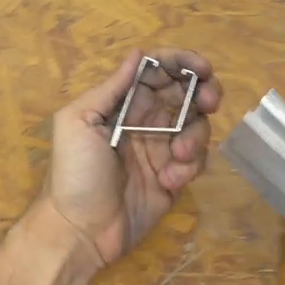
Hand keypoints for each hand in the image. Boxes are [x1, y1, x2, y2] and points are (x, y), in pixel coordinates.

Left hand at [37, 48, 221, 268]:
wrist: (80, 231)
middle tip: (209, 102)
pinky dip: (189, 166)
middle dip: (204, 92)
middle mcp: (147, 120)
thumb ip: (111, 88)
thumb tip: (138, 53)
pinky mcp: (174, 177)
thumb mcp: (79, 122)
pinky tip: (169, 180)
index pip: (158, 71)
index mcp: (124, 102)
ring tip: (177, 156)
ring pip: (197, 126)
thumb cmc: (75, 172)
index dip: (182, 63)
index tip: (204, 68)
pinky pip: (196, 161)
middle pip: (187, 93)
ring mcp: (162, 149)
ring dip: (195, 135)